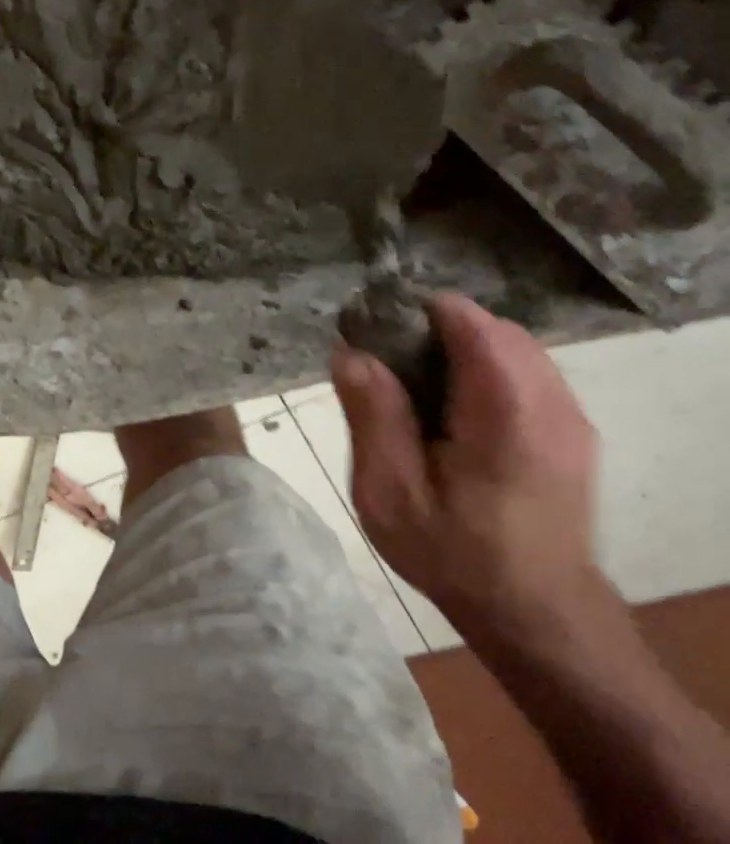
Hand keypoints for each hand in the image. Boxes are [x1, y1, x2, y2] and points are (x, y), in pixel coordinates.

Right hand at [331, 292, 606, 633]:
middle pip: (499, 332)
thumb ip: (373, 416)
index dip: (419, 312)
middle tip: (377, 358)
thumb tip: (352, 354)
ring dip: (460, 350)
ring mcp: (570, 421)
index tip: (368, 325)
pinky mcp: (571, 436)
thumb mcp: (389, 490)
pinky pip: (528, 377)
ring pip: (517, 351)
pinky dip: (483, 372)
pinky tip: (443, 408)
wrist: (534, 611)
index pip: (475, 327)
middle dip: (436, 329)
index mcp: (507, 416)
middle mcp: (553, 407)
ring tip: (405, 382)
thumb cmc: (452, 552)